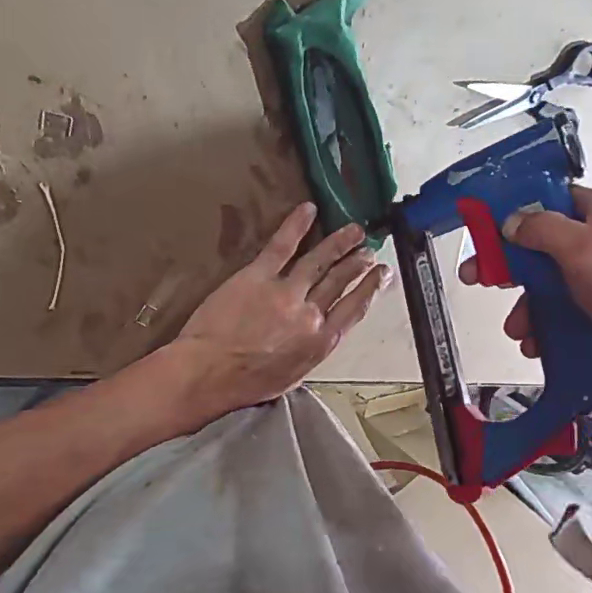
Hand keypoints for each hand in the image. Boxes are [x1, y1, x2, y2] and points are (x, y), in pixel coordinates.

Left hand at [168, 203, 390, 419]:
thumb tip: (315, 337)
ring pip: (320, 261)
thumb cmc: (244, 383)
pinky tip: (310, 209)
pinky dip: (297, 225)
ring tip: (354, 230)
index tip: (382, 274)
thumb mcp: (290, 376)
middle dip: (357, 263)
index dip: (371, 288)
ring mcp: (286, 292)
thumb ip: (309, 351)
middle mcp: (310, 314)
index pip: (355, 308)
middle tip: (368, 249)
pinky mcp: (258, 276)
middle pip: (340, 281)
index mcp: (320, 342)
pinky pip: (282, 245)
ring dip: (339, 243)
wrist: (209, 373)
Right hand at [459, 186, 591, 382]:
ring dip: (528, 308)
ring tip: (520, 331)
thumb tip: (512, 221)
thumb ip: (543, 230)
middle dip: (512, 270)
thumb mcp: (587, 249)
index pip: (549, 201)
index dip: (513, 215)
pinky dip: (547, 329)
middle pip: (543, 248)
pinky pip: (566, 316)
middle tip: (480, 280)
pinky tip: (539, 345)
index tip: (484, 234)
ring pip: (551, 287)